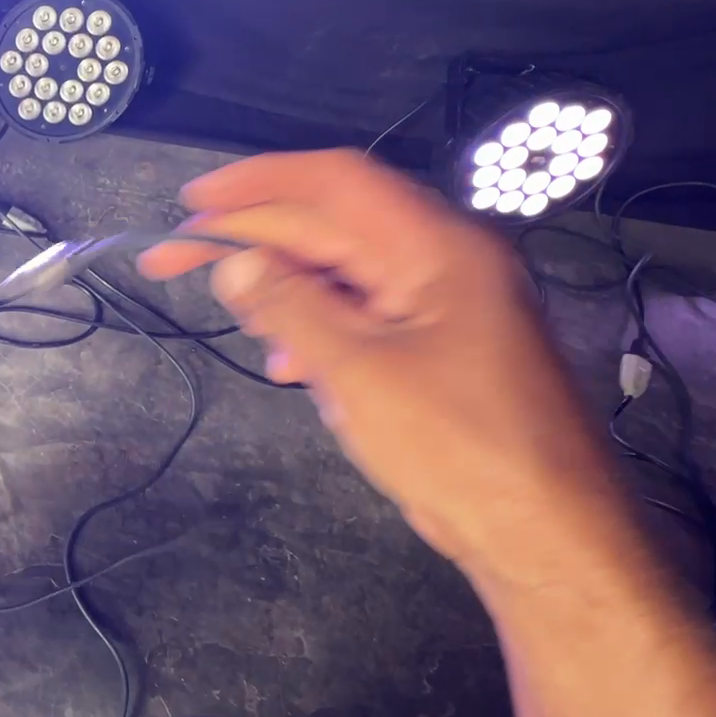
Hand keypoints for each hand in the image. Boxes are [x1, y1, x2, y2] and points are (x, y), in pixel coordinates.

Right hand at [138, 151, 626, 574]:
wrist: (544, 534)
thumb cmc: (457, 447)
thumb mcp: (356, 372)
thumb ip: (288, 307)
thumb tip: (232, 263)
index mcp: (436, 248)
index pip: (334, 184)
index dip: (255, 183)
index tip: (190, 199)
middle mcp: (438, 260)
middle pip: (324, 227)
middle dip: (247, 240)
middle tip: (171, 260)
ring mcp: (435, 303)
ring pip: (334, 272)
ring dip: (278, 291)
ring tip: (240, 321)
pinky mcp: (427, 342)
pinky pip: (353, 314)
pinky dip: (309, 328)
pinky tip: (287, 366)